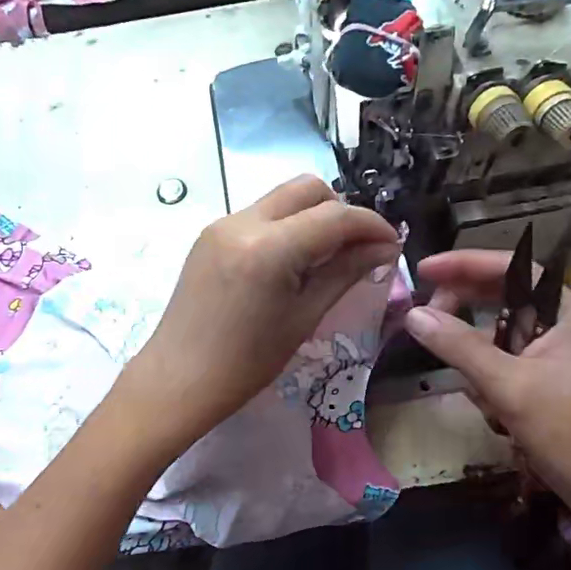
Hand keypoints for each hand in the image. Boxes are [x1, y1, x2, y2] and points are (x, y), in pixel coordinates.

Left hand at [118, 176, 399, 452]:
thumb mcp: (303, 318)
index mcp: (269, 247)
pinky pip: (260, 215)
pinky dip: (286, 226)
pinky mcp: (210, 235)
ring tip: (328, 257)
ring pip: (282, 199)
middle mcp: (243, 221)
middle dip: (342, 211)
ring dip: (313, 216)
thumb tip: (383, 249)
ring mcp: (221, 224)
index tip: (392, 245)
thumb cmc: (245, 364)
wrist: (178, 381)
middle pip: (308, 189)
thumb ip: (344, 274)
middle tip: (359, 247)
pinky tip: (293, 261)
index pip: (335, 216)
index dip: (371, 226)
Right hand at [404, 249, 570, 559]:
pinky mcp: (548, 381)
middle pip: (503, 300)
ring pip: (499, 337)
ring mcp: (557, 354)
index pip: (512, 269)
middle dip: (466, 315)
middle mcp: (565, 324)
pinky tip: (492, 409)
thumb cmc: (569, 432)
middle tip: (427, 320)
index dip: (465, 264)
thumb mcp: (508, 386)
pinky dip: (490, 381)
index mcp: (569, 312)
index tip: (423, 269)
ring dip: (478, 359)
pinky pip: (506, 365)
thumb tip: (413, 315)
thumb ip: (459, 346)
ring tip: (478, 392)